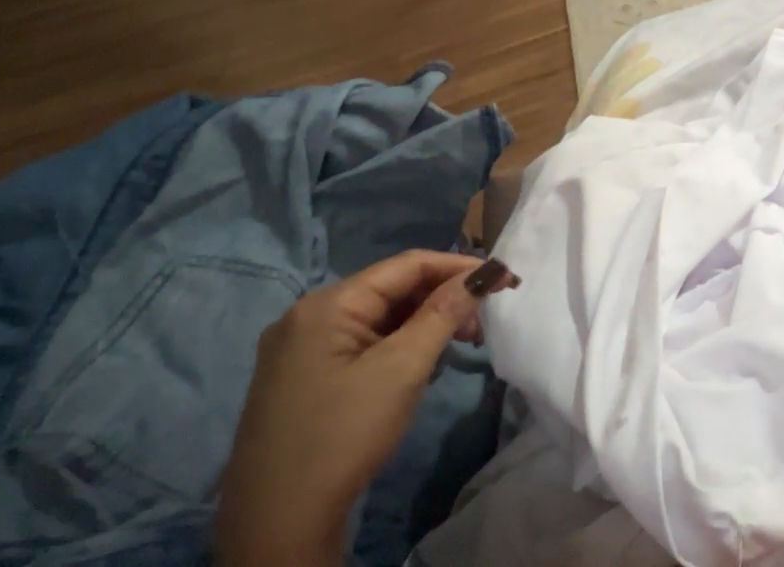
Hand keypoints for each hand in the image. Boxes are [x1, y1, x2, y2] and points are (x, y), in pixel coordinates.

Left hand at [214, 251, 517, 565]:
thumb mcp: (403, 368)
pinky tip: (421, 362)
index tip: (505, 280)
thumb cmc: (344, 433)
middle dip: (444, 297)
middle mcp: (308, 315)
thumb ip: (443, 313)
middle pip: (392, 287)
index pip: (408, 264)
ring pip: (379, 315)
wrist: (278, 518)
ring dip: (425, 321)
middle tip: (485, 321)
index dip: (461, 267)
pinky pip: (362, 339)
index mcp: (327, 305)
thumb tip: (481, 274)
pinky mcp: (301, 374)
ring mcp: (299, 346)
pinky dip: (399, 341)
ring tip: (461, 343)